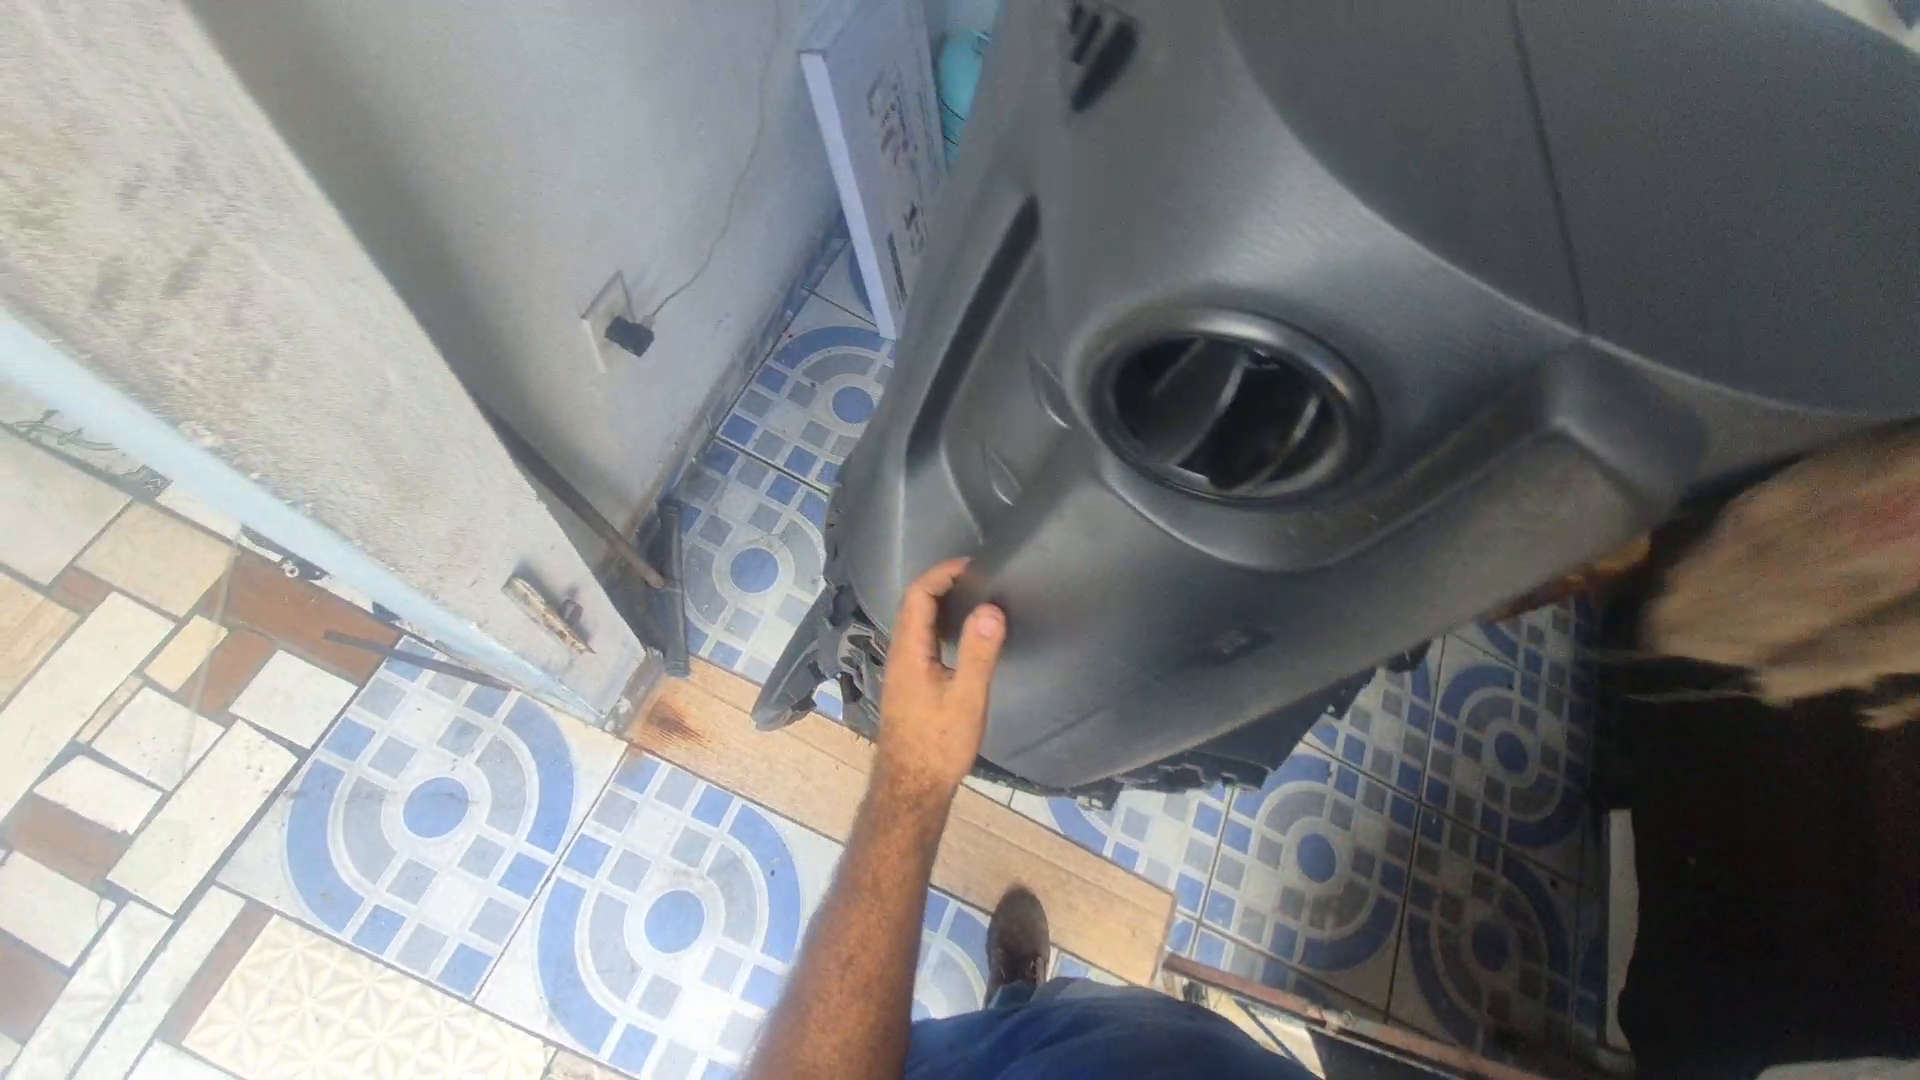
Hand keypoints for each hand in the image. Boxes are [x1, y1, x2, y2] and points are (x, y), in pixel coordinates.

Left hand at [875, 558, 1006, 799]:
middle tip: (977, 576)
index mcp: (909, 651)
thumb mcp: (966, 699)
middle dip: (941, 582)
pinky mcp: (907, 683)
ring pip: (914, 622)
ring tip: (973, 597)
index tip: (972, 565)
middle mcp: (899, 654)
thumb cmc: (938, 744)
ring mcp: (900, 669)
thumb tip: (990, 609)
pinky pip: (919, 639)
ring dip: (939, 602)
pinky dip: (938, 624)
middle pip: (913, 604)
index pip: (918, 595)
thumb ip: (979, 654)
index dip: (941, 573)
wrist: (911, 787)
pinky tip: (961, 635)